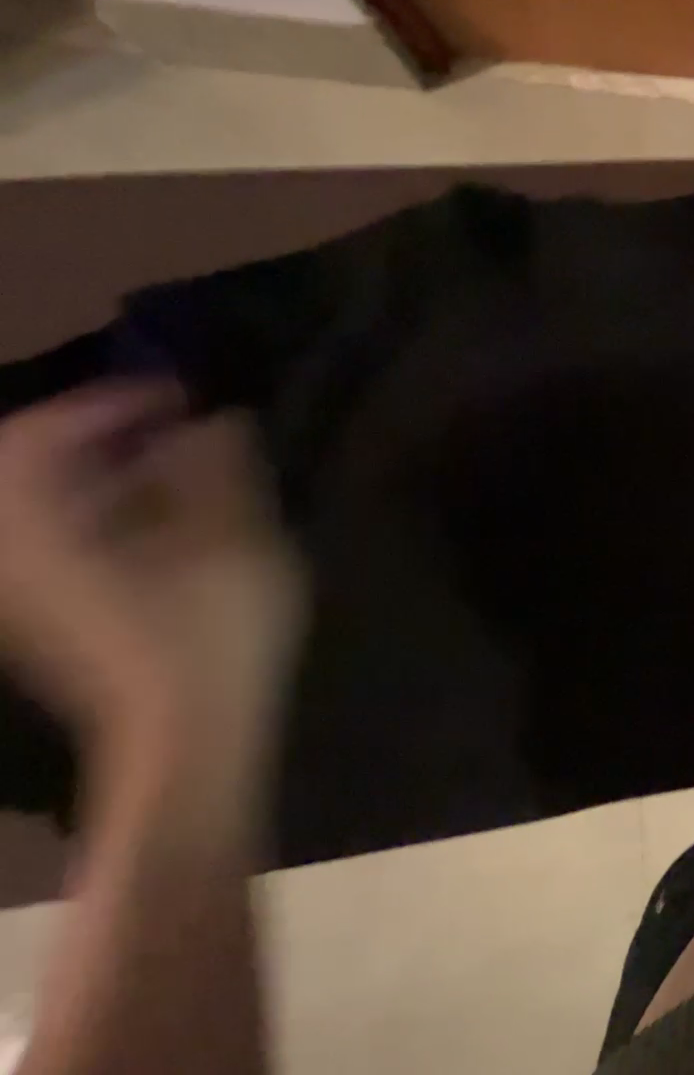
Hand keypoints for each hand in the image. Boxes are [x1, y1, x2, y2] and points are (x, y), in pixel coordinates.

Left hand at [0, 383, 303, 773]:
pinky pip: (65, 543)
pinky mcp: (59, 616)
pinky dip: (113, 516)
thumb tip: (215, 422)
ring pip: (52, 508)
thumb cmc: (213, 639)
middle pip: (35, 471)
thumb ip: (220, 477)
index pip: (38, 439)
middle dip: (106, 438)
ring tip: (187, 474)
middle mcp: (16, 556)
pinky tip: (174, 528)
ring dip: (114, 478)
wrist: (187, 735)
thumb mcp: (235, 548)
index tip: (177, 395)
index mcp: (41, 532)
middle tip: (180, 430)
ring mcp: (32, 592)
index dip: (106, 404)